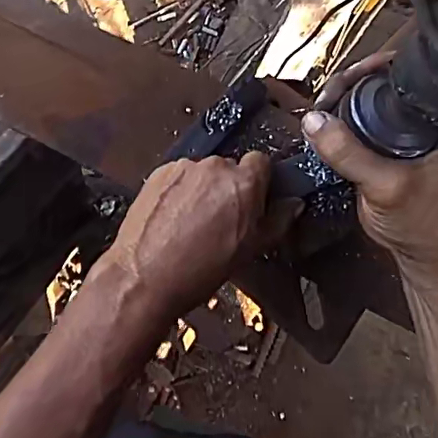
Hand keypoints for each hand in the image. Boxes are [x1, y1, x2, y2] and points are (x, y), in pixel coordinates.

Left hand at [98, 152, 273, 323]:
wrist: (145, 275)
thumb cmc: (197, 269)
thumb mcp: (250, 251)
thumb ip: (277, 221)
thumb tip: (292, 204)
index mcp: (244, 183)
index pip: (261, 162)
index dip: (258, 181)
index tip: (254, 199)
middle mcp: (214, 167)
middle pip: (230, 167)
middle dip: (229, 188)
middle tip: (223, 219)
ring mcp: (183, 168)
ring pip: (202, 173)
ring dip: (202, 189)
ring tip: (193, 223)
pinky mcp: (158, 173)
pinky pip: (177, 177)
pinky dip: (178, 191)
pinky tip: (173, 219)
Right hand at [302, 52, 437, 286]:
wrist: (426, 256)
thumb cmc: (422, 222)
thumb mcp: (385, 187)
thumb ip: (348, 153)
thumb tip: (310, 120)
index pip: (418, 71)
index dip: (379, 66)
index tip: (347, 78)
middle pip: (391, 78)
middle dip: (354, 81)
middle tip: (326, 97)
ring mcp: (419, 127)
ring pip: (377, 95)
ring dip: (346, 97)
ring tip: (322, 107)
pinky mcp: (399, 140)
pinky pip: (370, 115)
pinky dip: (347, 114)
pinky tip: (327, 119)